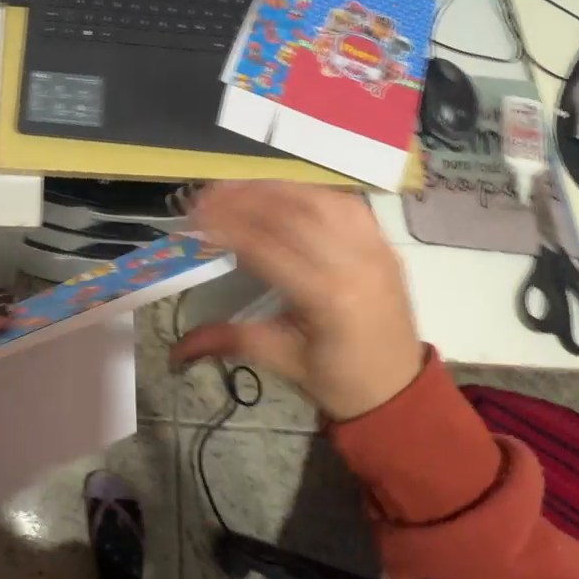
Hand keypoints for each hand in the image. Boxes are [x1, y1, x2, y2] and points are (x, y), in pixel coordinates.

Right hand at [171, 182, 423, 421]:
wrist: (400, 390)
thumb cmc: (339, 381)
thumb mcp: (284, 362)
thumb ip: (231, 340)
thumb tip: (177, 349)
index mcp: (329, 299)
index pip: (268, 248)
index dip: (228, 227)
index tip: (195, 216)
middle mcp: (355, 264)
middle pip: (292, 215)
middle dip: (244, 199)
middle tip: (206, 195)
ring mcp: (374, 249)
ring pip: (318, 201)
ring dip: (272, 189)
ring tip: (236, 188)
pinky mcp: (382, 244)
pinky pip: (343, 204)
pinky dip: (307, 192)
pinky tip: (280, 193)